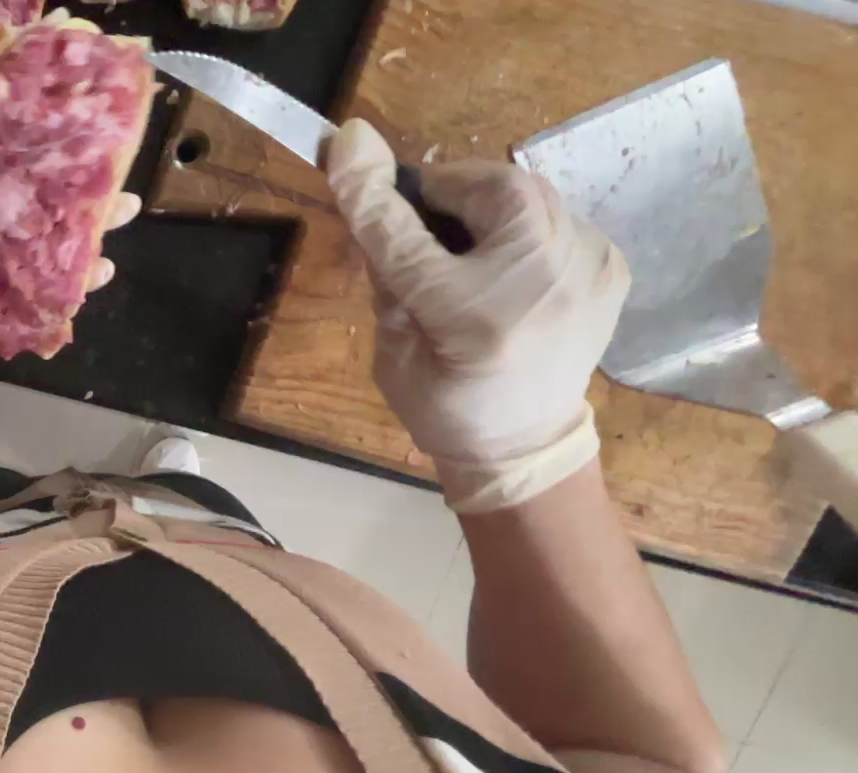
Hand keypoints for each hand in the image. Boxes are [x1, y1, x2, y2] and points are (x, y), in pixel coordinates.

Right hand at [326, 118, 631, 512]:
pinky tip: (497, 263)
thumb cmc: (441, 407)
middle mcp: (542, 280)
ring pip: (529, 195)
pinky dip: (514, 227)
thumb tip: (371, 212)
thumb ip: (388, 281)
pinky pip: (553, 217)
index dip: (372, 192)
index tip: (344, 145)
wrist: (524, 444)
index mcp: (471, 317)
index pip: (407, 238)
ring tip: (455, 239)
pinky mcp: (611, 261)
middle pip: (493, 190)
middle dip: (446, 188)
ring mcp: (589, 266)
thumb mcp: (393, 352)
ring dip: (480, 204)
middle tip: (414, 207)